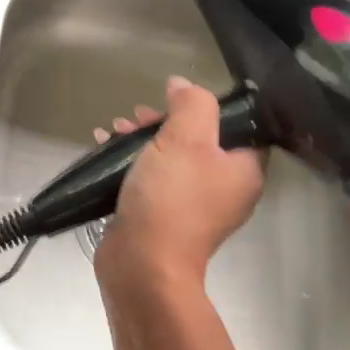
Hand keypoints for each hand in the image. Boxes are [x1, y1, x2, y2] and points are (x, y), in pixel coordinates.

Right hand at [93, 76, 265, 288]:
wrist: (144, 263)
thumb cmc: (171, 198)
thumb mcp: (185, 140)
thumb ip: (191, 105)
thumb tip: (184, 85)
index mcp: (243, 171)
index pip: (240, 127)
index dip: (208, 108)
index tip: (175, 100)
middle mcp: (225, 189)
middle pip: (201, 140)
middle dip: (166, 122)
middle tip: (138, 116)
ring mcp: (194, 206)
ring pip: (173, 158)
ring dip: (145, 139)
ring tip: (116, 130)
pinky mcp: (164, 216)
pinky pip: (153, 178)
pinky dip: (133, 161)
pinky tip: (106, 149)